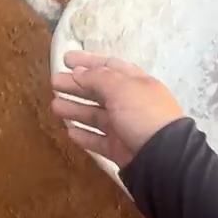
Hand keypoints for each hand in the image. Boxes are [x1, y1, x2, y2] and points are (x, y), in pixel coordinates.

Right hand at [49, 51, 185, 168]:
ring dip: (74, 110)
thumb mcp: (121, 88)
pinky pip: (98, 140)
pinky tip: (70, 131)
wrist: (164, 157)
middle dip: (76, 86)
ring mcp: (124, 127)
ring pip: (95, 116)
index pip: (109, 67)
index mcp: (134, 84)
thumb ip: (97, 77)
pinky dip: (84, 135)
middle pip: (98, 91)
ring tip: (54, 107)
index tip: (66, 59)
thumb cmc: (142, 114)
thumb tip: (78, 72)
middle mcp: (129, 103)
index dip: (87, 62)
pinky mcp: (119, 149)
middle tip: (54, 83)